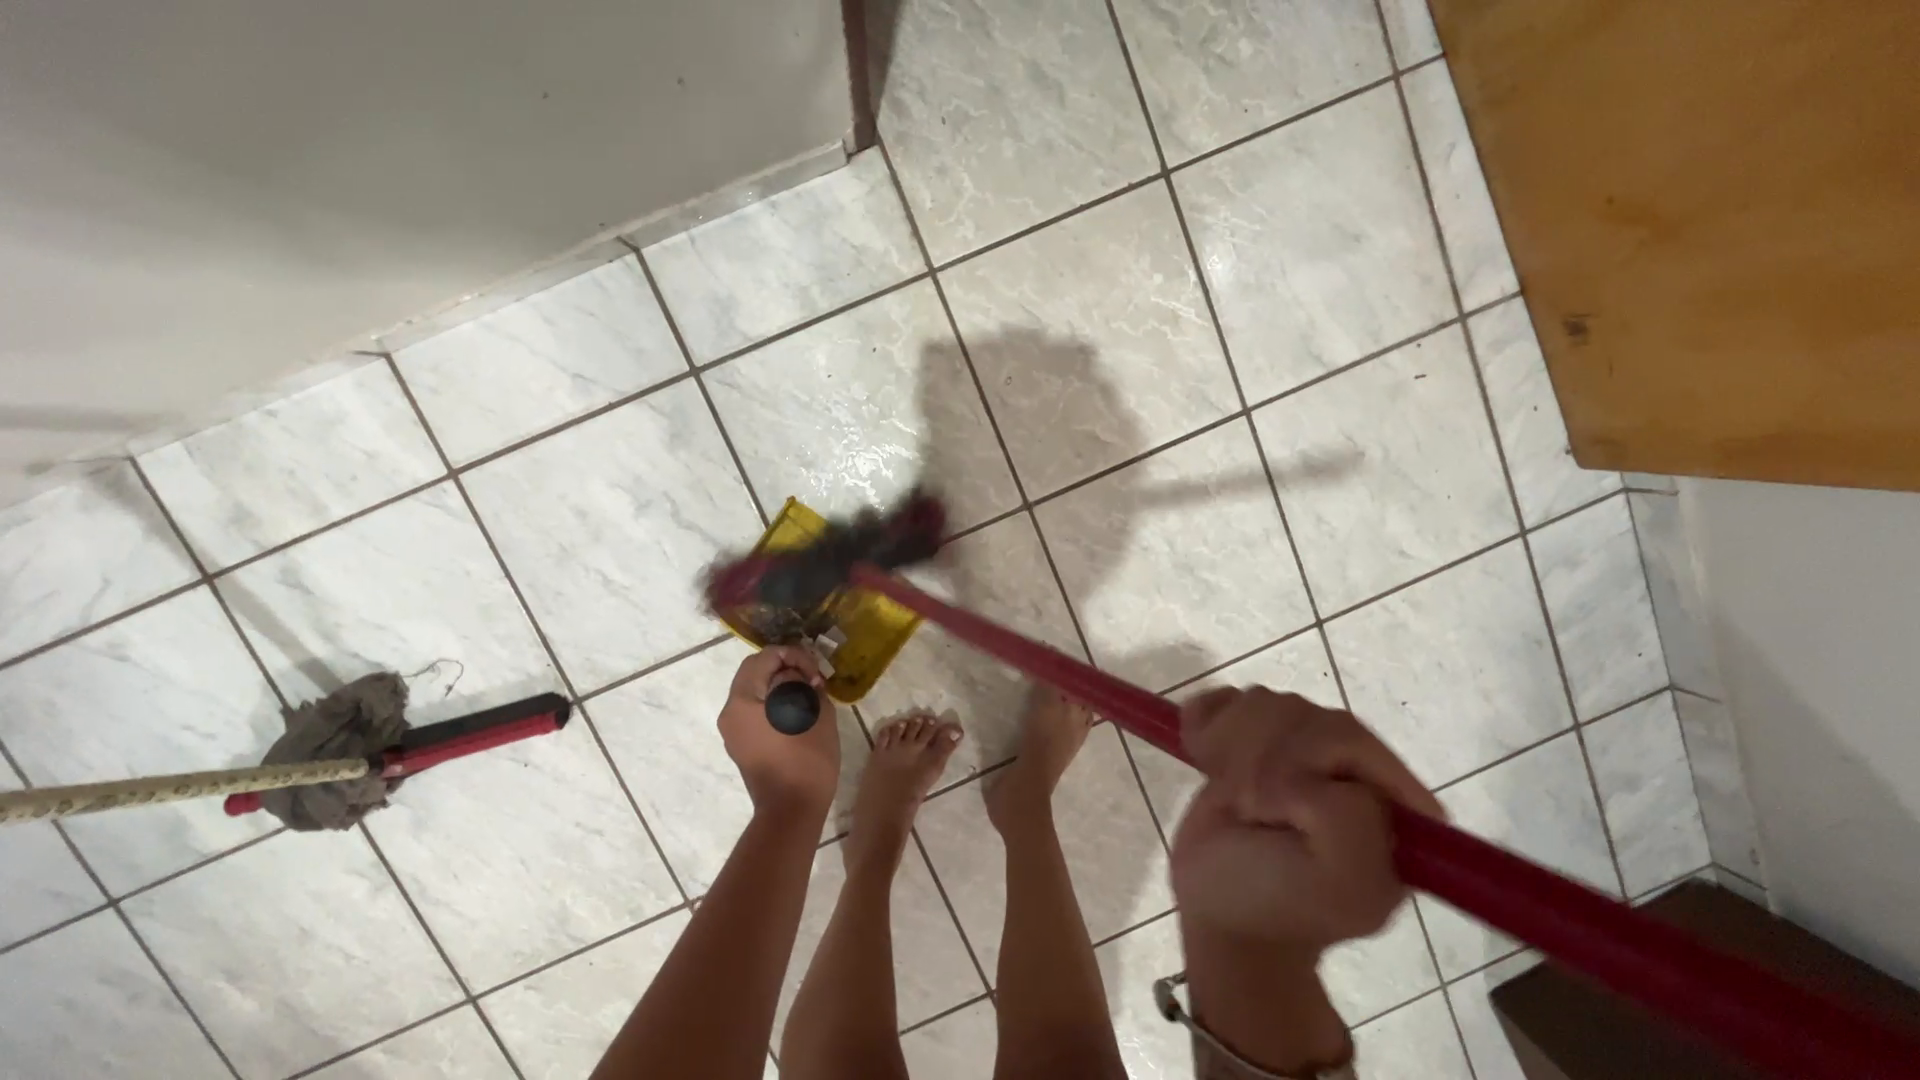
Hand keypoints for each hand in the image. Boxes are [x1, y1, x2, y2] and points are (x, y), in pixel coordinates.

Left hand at [718, 646, 840, 815]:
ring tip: (810, 695)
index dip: (793, 656)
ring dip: (781, 686)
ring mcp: (734, 731)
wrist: (792, 810)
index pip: (764, 658)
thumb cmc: (806, 760)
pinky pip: (755, 711)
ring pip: (755, 692)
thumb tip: (797, 678)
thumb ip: (802, 684)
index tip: (816, 673)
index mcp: (742, 701)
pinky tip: (799, 713)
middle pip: (755, 673)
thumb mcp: (813, 712)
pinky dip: (774, 704)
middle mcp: (730, 713)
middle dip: (786, 668)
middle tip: (813, 679)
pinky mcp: (742, 745)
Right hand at [1170, 687, 1443, 949]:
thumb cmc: (1274, 904)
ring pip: (1264, 703)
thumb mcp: (1340, 884)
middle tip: (1248, 813)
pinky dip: (1206, 725)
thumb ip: (1348, 820)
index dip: (1300, 764)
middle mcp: (1347, 767)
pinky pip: (1227, 697)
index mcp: (1385, 799)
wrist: (1214, 910)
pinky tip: (1206, 761)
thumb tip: (1303, 772)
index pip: (1347, 738)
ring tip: (1232, 802)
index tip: (1270, 811)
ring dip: (1231, 751)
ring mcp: (1296, 748)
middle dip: (1260, 764)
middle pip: (1303, 716)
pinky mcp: (1249, 735)